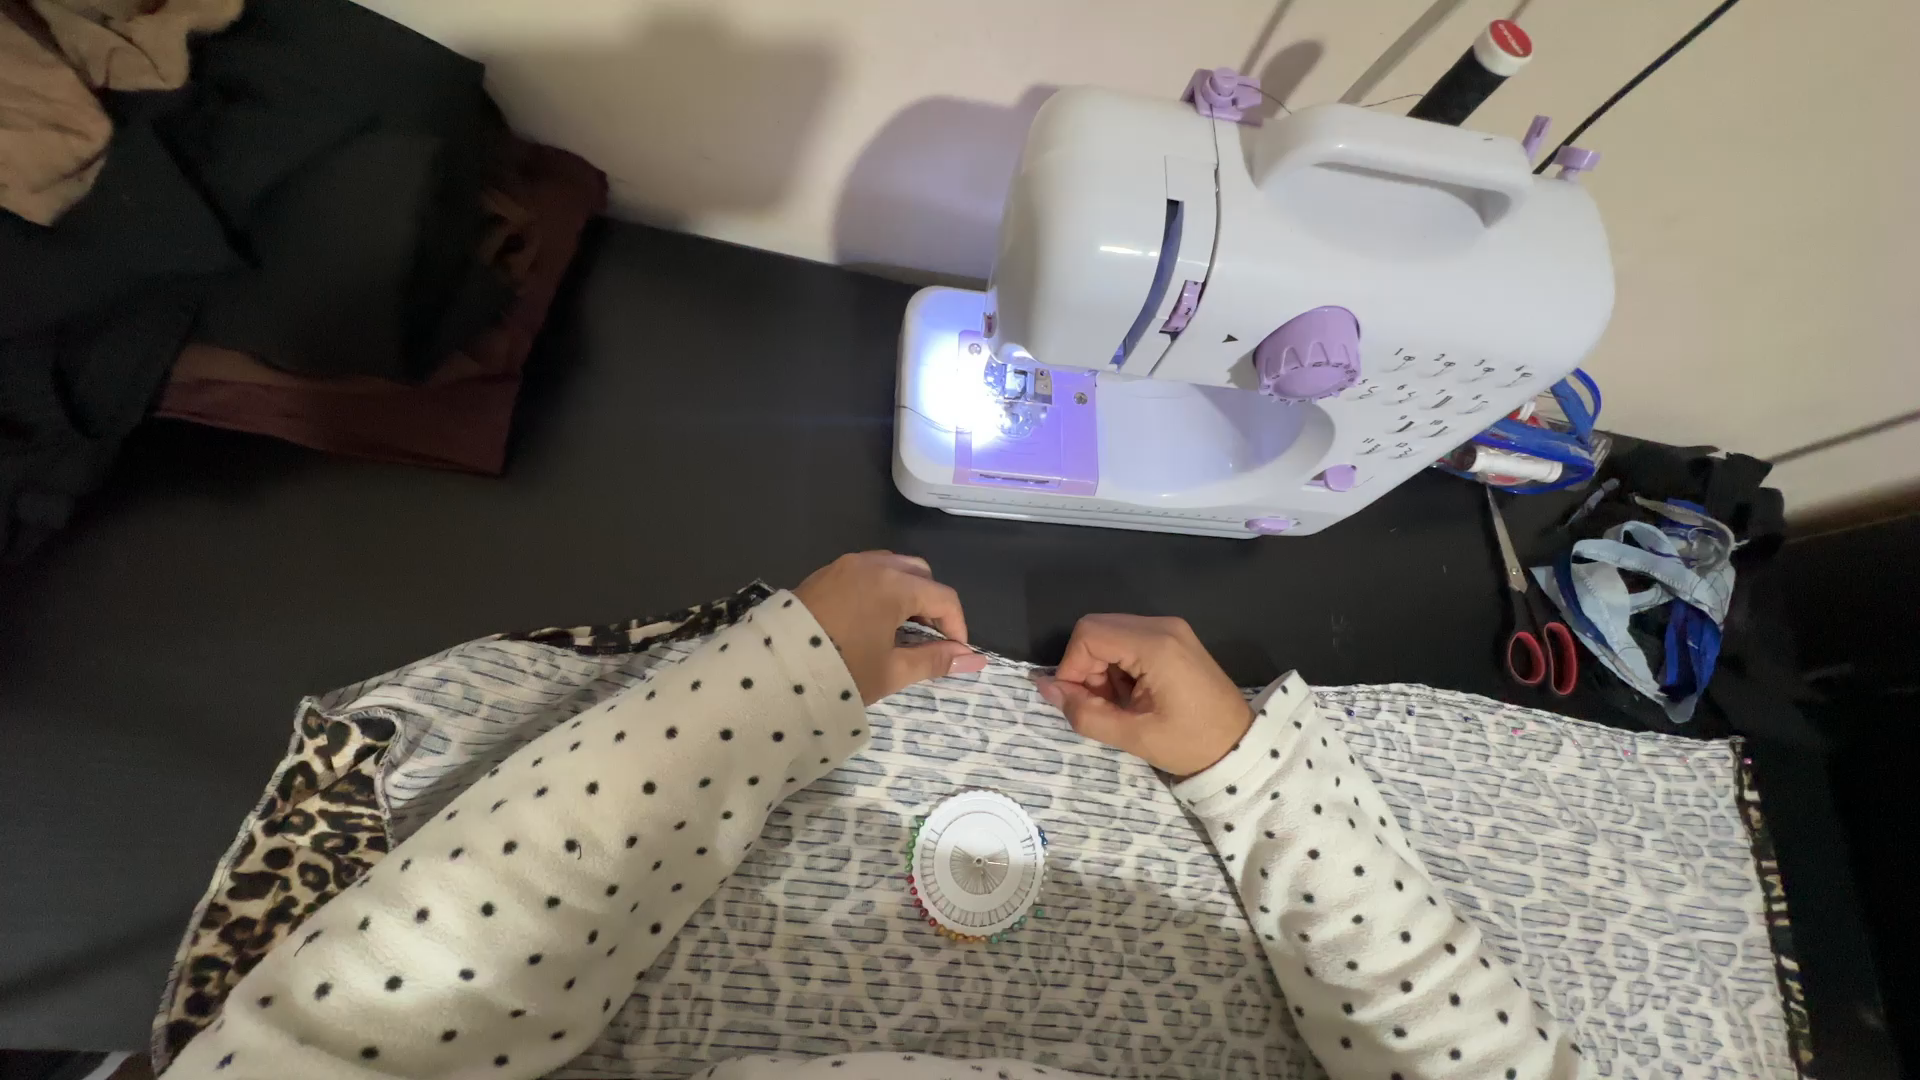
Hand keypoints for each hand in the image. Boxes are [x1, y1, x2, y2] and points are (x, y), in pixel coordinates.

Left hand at [794, 552, 987, 704]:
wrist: (775, 672)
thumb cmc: (841, 672)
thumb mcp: (892, 671)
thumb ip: (936, 660)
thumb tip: (974, 660)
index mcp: (894, 585)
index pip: (943, 597)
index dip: (956, 626)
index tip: (955, 653)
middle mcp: (873, 565)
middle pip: (920, 574)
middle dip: (931, 603)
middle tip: (928, 638)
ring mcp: (846, 565)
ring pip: (893, 568)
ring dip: (906, 592)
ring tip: (901, 629)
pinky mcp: (826, 573)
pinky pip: (866, 572)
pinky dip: (880, 589)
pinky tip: (873, 620)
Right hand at [1036, 614, 1251, 777]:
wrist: (1242, 749)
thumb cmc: (1192, 745)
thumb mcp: (1134, 736)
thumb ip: (1085, 712)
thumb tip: (1044, 688)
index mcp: (1156, 645)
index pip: (1089, 635)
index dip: (1071, 666)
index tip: (1077, 700)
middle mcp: (1162, 626)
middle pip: (1097, 629)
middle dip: (1085, 666)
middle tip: (1099, 703)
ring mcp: (1170, 629)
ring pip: (1110, 633)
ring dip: (1101, 666)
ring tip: (1118, 702)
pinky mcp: (1173, 637)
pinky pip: (1128, 639)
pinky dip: (1117, 664)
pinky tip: (1131, 693)